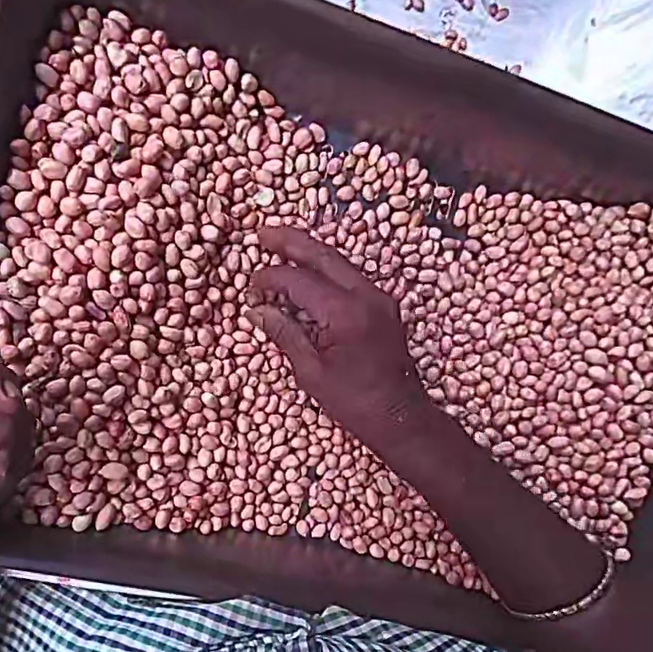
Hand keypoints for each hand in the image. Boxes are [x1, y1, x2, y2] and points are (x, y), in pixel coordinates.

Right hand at [246, 227, 429, 443]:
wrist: (401, 418)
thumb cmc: (354, 403)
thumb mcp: (310, 372)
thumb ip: (285, 334)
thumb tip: (257, 310)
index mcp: (345, 313)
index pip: (299, 281)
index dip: (271, 278)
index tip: (251, 284)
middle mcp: (366, 296)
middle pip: (323, 255)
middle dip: (291, 242)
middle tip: (263, 233)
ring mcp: (379, 298)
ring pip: (339, 262)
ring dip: (309, 253)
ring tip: (282, 246)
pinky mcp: (384, 306)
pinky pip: (350, 277)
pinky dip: (326, 271)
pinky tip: (308, 274)